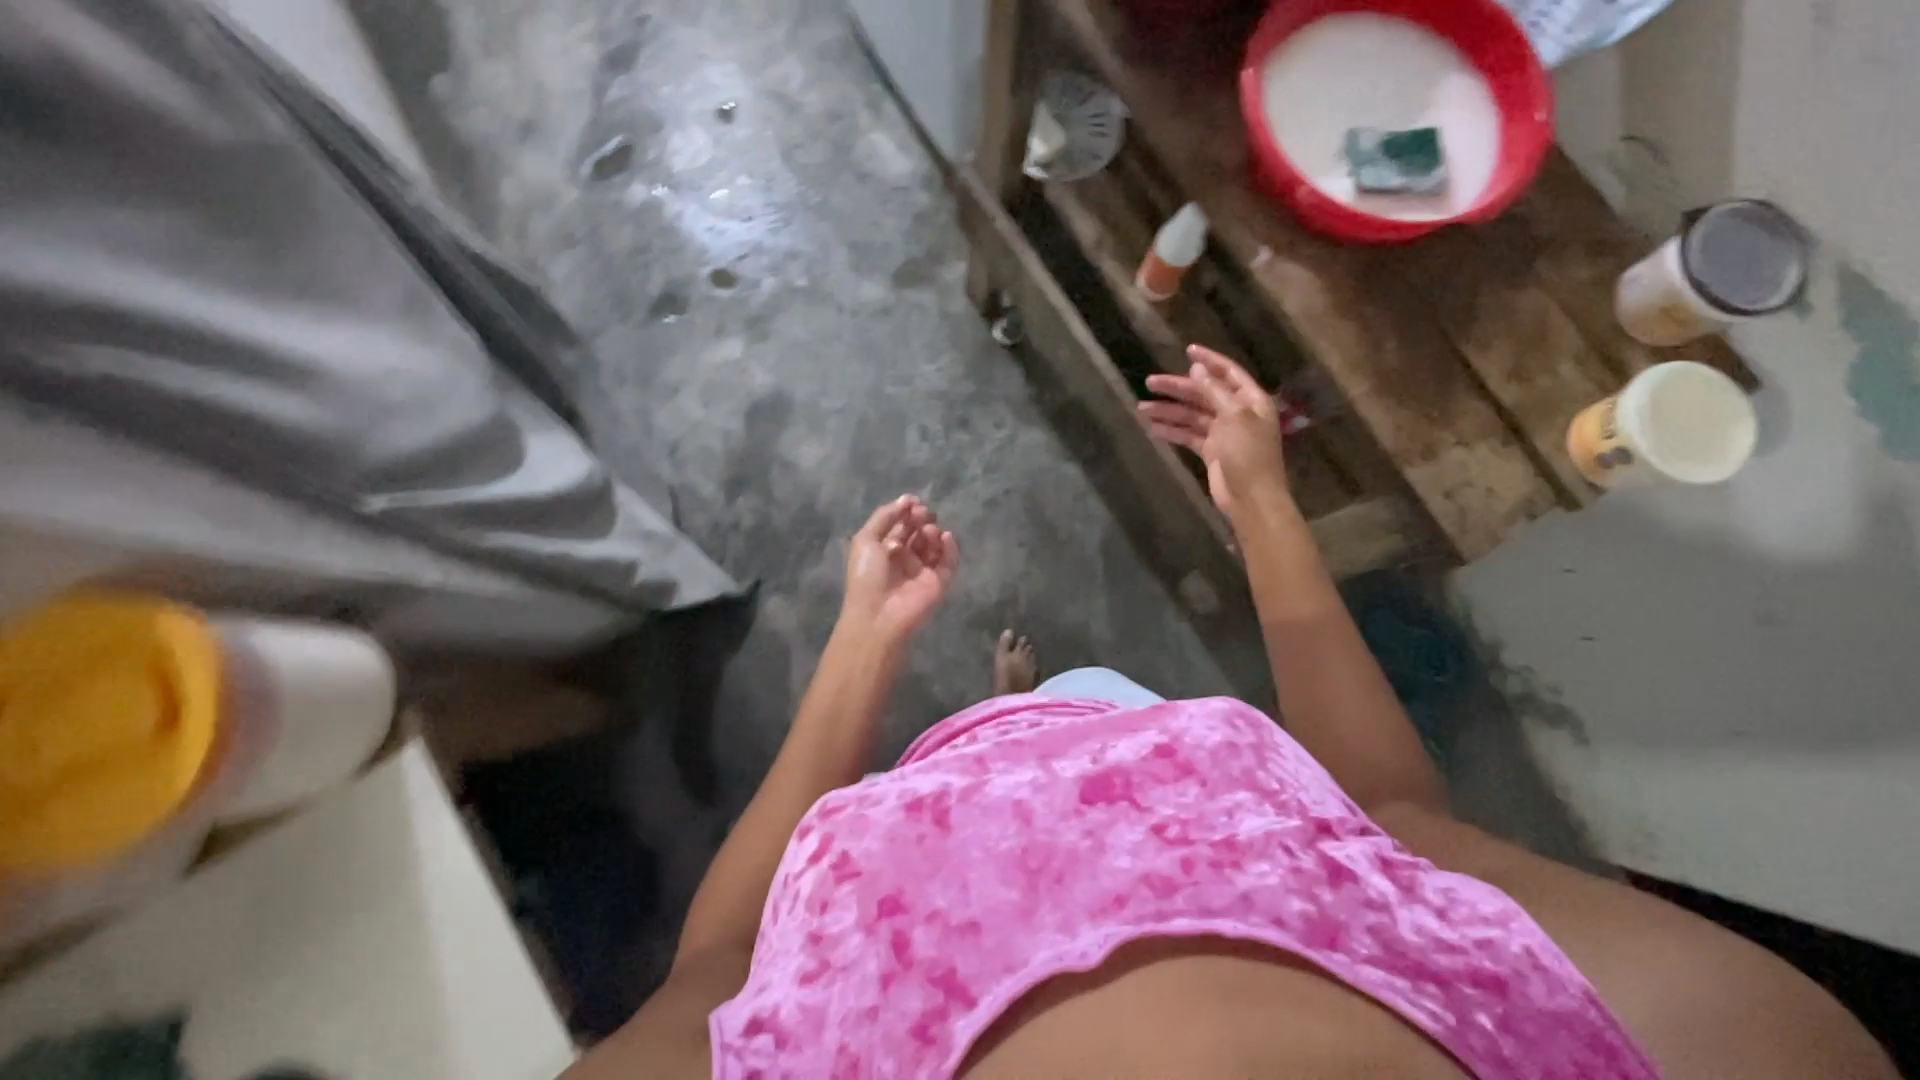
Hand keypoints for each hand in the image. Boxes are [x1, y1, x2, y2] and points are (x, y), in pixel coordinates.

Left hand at [839, 495, 958, 642]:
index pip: (900, 526)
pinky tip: (945, 536)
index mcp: (884, 550)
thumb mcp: (865, 539)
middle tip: (923, 514)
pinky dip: (950, 547)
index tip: (913, 502)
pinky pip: (949, 562)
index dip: (906, 512)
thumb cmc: (866, 576)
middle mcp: (904, 559)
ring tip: (929, 530)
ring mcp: (923, 571)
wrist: (878, 615)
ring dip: (933, 532)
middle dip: (921, 520)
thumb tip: (905, 499)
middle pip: (918, 533)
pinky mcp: (939, 583)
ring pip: (934, 545)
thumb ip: (884, 516)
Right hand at [1139, 345, 1289, 516]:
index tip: (1187, 349)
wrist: (1252, 498)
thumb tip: (1196, 369)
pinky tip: (1153, 428)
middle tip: (1150, 382)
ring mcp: (1224, 433)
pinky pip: (1189, 435)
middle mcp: (1237, 413)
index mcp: (1250, 400)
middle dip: (1178, 388)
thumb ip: (1214, 391)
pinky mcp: (1211, 452)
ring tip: (1142, 408)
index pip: (1228, 372)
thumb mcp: (1233, 417)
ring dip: (1169, 411)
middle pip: (1204, 393)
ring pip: (1192, 415)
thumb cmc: (1248, 454)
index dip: (1208, 360)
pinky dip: (1172, 431)